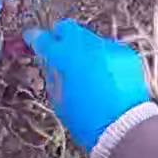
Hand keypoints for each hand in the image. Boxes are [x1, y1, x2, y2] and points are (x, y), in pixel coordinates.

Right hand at [24, 20, 153, 150]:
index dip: (35, 38)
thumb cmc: (88, 121)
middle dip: (60, 36)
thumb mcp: (59, 100)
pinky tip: (102, 76)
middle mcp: (89, 47)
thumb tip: (47, 60)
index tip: (31, 38)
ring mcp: (110, 49)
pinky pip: (108, 49)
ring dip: (82, 49)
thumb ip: (51, 74)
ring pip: (89, 38)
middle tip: (57, 50)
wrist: (124, 128)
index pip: (45, 40)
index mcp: (67, 58)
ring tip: (83, 70)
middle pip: (68, 29)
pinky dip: (101, 58)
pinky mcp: (126, 55)